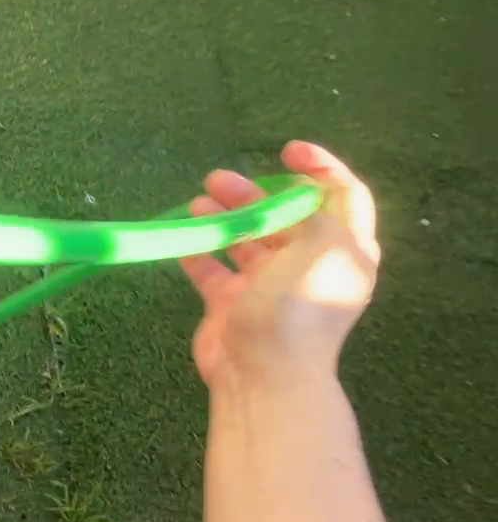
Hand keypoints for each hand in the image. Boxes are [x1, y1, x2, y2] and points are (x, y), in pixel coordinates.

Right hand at [180, 141, 380, 391]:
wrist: (261, 371)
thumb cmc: (295, 309)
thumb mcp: (321, 251)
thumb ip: (312, 217)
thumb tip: (287, 199)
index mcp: (342, 249)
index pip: (339, 197)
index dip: (319, 169)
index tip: (287, 150)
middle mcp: (305, 264)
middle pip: (282, 217)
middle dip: (253, 194)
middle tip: (217, 179)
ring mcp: (264, 285)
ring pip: (244, 241)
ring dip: (221, 220)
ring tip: (196, 202)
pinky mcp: (228, 303)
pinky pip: (212, 270)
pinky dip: (197, 253)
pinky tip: (180, 240)